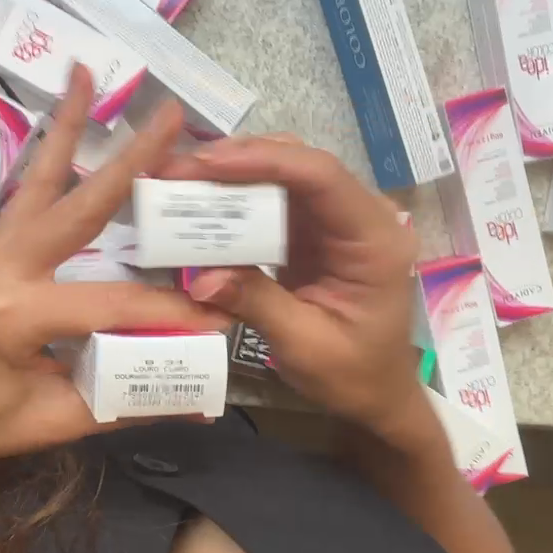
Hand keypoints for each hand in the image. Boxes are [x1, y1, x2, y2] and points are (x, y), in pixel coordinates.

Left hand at [0, 66, 231, 474]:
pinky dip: (44, 159)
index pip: (113, 305)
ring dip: (65, 129)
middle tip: (171, 114)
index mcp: (15, 316)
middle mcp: (1, 269)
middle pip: (76, 208)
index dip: (169, 316)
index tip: (218, 324)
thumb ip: (126, 400)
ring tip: (82, 76)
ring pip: (37, 183)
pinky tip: (58, 130)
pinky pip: (22, 198)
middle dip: (128, 161)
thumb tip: (198, 392)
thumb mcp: (54, 421)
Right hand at [157, 136, 428, 442]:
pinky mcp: (313, 231)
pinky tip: (200, 200)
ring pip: (283, 174)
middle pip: (300, 164)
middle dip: (238, 159)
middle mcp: (360, 217)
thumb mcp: (304, 345)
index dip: (264, 161)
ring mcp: (335, 221)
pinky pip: (273, 200)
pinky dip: (235, 197)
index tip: (206, 164)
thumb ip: (257, 303)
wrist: (374, 393)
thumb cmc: (353, 374)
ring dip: (232, 173)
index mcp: (374, 240)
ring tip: (181, 178)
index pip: (322, 178)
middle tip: (178, 169)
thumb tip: (199, 278)